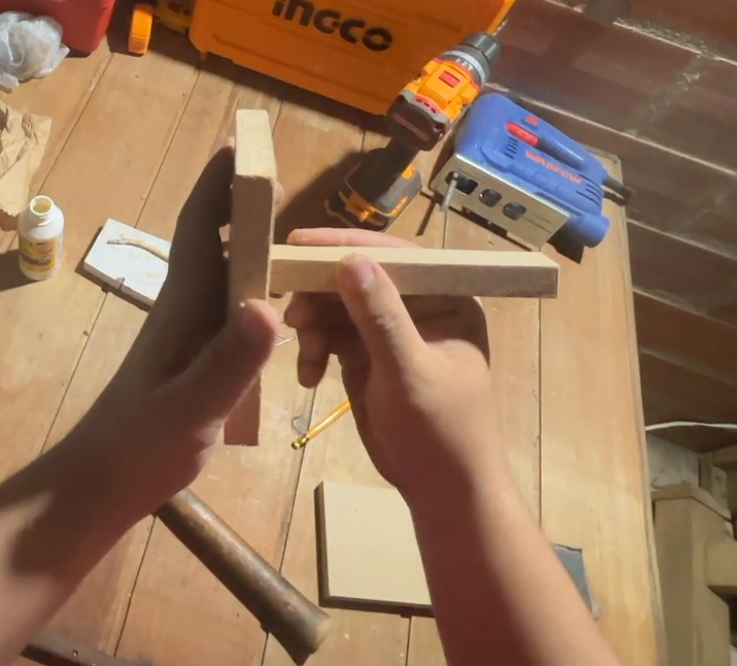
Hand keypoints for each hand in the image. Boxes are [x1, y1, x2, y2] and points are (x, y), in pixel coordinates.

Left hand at [62, 147, 279, 514]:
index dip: (216, 183)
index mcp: (184, 303)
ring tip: (283, 229)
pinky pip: (229, 301)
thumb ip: (228, 362)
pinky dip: (251, 282)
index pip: (200, 227)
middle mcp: (187, 304)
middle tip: (273, 176)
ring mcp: (189, 328)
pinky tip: (273, 296)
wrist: (104, 480)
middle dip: (237, 200)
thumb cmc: (142, 444)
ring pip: (221, 268)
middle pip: (212, 237)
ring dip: (246, 238)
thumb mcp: (191, 408)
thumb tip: (266, 305)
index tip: (237, 145)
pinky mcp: (195, 352)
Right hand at [282, 228, 504, 502]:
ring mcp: (388, 329)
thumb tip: (350, 260)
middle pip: (357, 277)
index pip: (394, 256)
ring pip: (336, 305)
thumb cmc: (440, 431)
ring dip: (313, 325)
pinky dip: (314, 351)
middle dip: (320, 293)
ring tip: (306, 354)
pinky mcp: (366, 353)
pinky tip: (309, 377)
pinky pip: (329, 335)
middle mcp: (416, 305)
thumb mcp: (408, 371)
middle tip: (291, 312)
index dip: (347, 245)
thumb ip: (380, 316)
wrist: (441, 493)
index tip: (298, 242)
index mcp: (445, 298)